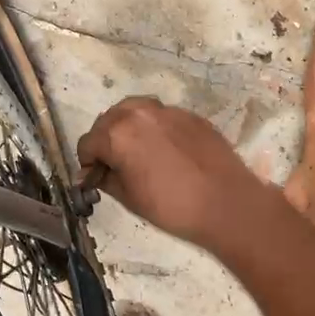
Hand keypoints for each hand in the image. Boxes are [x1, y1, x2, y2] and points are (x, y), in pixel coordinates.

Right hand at [75, 96, 269, 249]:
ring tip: (140, 152)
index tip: (97, 176)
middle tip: (118, 165)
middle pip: (107, 121)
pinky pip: (159, 116)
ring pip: (133, 111)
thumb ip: (105, 179)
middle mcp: (136, 113)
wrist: (227, 202)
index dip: (88, 162)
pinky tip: (167, 151)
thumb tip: (92, 174)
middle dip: (106, 141)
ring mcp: (164, 110)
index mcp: (117, 134)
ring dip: (128, 128)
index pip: (87, 142)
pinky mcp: (187, 114)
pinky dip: (154, 128)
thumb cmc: (172, 206)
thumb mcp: (129, 198)